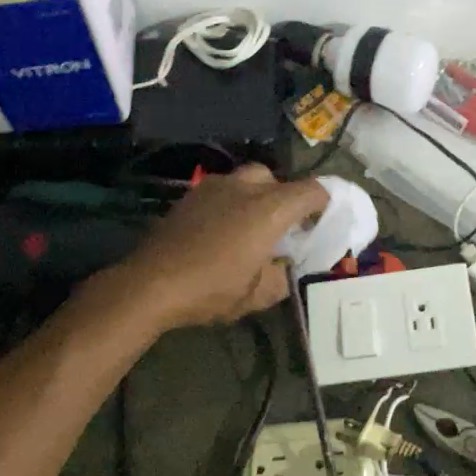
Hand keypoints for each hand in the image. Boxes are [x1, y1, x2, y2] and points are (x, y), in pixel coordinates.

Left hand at [95, 164, 329, 330]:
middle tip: (283, 227)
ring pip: (246, 181)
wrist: (150, 284)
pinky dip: (230, 204)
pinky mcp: (190, 196)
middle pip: (277, 179)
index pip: (313, 190)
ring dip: (256, 198)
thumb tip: (284, 267)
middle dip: (286, 198)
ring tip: (250, 228)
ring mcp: (214, 187)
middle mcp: (245, 187)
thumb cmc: (212, 289)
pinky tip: (221, 232)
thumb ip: (282, 277)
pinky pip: (221, 192)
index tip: (324, 222)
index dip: (325, 203)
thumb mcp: (259, 295)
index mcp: (271, 208)